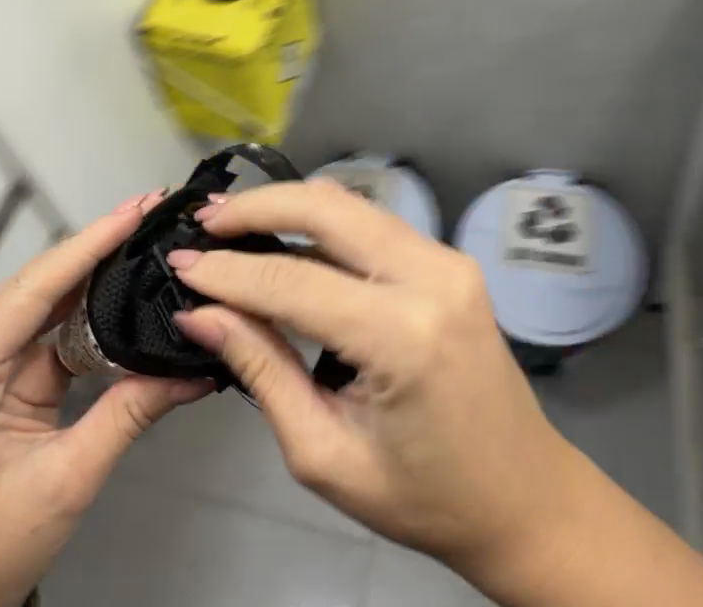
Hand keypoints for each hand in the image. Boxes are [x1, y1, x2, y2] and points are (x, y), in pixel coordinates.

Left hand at [0, 191, 211, 606]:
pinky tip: (119, 282)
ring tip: (142, 235)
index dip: (86, 247)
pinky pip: (43, 328)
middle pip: (35, 287)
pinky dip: (83, 308)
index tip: (132, 211)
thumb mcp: (70, 477)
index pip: (30, 293)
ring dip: (92, 271)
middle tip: (150, 211)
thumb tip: (192, 368)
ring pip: (41, 300)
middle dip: (96, 247)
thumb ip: (131, 411)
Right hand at [165, 180, 580, 582]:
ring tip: (232, 224)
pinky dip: (324, 224)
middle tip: (204, 223)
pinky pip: (375, 226)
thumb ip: (262, 370)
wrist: (523, 496)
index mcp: (404, 336)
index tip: (179, 265)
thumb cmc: (425, 497)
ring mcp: (449, 263)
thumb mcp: (325, 452)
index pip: (292, 282)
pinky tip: (287, 238)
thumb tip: (202, 314)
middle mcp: (433, 278)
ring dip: (290, 207)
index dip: (228, 272)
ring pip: (353, 205)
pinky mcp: (452, 263)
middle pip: (328, 208)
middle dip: (257, 207)